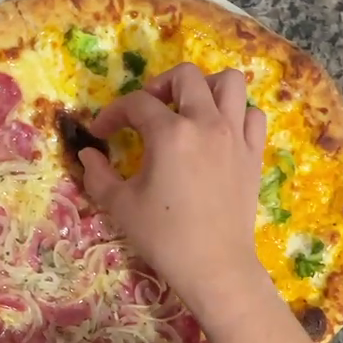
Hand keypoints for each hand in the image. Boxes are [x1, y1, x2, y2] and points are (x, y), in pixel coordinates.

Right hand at [78, 64, 272, 318]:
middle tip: (147, 111)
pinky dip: (236, 114)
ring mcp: (235, 136)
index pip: (136, 104)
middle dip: (160, 85)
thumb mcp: (120, 207)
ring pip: (230, 82)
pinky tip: (219, 132)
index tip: (101, 133)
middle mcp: (206, 123)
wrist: (214, 266)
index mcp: (170, 133)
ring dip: (206, 88)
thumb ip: (98, 176)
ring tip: (190, 109)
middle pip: (187, 76)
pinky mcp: (253, 154)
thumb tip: (88, 156)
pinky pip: (252, 114)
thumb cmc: (163, 237)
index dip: (112, 113)